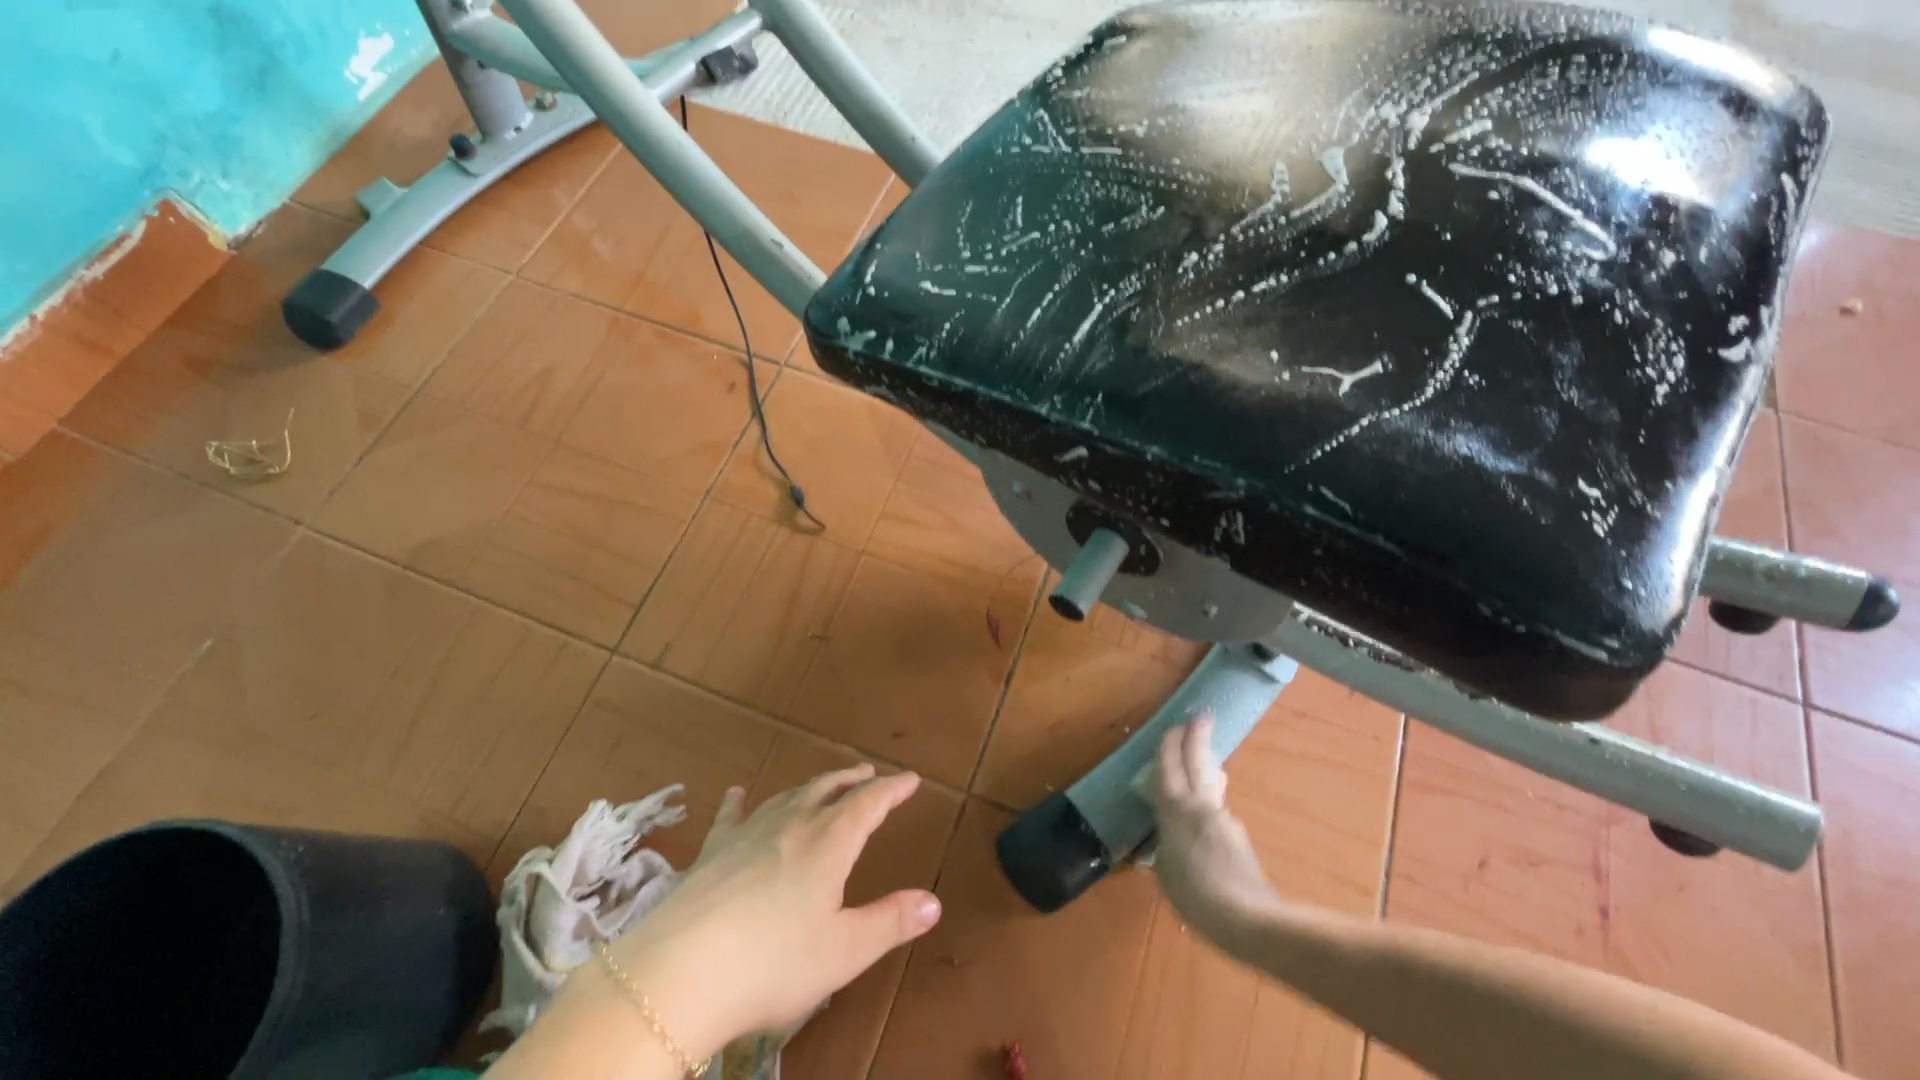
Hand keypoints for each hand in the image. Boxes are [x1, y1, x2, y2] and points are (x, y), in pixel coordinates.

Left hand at [599, 765, 941, 1058]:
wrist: (680, 973)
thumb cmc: (773, 963)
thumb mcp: (845, 951)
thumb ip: (891, 922)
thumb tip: (933, 901)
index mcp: (828, 843)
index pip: (868, 804)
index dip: (892, 789)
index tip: (910, 779)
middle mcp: (789, 827)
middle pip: (826, 790)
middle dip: (851, 780)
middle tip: (867, 772)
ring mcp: (745, 836)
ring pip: (784, 797)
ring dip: (809, 787)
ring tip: (821, 784)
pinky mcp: (710, 854)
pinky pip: (730, 817)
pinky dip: (738, 803)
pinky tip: (736, 793)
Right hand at [1145, 716, 1279, 941]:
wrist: (1248, 918)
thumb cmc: (1196, 895)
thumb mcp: (1166, 873)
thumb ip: (1165, 848)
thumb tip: (1168, 838)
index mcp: (1176, 810)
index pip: (1169, 768)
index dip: (1169, 746)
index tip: (1173, 726)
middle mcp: (1201, 806)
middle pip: (1198, 763)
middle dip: (1197, 738)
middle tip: (1200, 717)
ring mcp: (1223, 820)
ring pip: (1211, 783)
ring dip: (1205, 766)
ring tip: (1204, 758)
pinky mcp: (1236, 837)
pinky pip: (1216, 806)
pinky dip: (1210, 797)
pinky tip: (1206, 811)